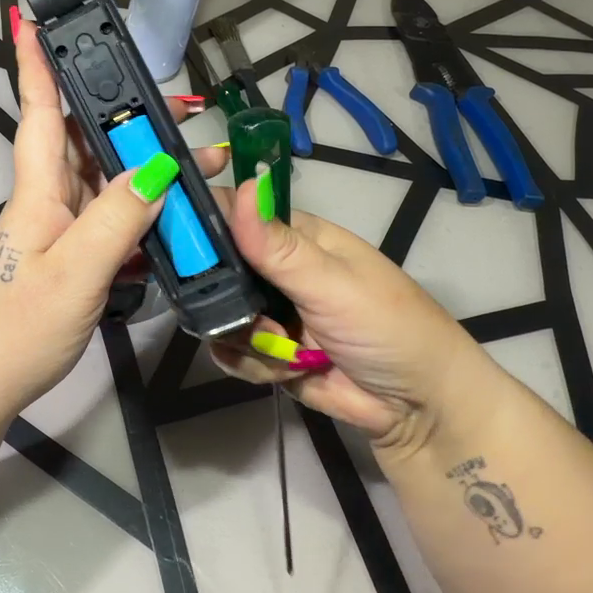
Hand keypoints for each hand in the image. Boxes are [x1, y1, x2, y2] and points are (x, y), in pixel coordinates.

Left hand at [0, 17, 227, 416]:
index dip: (36, 65)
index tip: (31, 20)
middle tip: (185, 102)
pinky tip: (178, 210)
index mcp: (37, 193)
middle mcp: (47, 199)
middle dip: (128, 115)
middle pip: (84, 140)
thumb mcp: (75, 274)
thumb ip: (117, 220)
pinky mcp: (71, 252)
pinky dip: (144, 207)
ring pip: (105, 178)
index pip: (36, 114)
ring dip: (147, 164)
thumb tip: (159, 169)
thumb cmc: (20, 329)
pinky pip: (111, 215)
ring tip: (205, 157)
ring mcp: (59, 227)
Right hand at [210, 182, 490, 453]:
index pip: (232, 212)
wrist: (418, 409)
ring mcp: (267, 311)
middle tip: (247, 314)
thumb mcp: (331, 284)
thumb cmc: (387, 328)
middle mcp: (274, 270)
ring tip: (282, 350)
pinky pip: (229, 351)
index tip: (175, 241)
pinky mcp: (265, 351)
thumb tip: (245, 183)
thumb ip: (277, 245)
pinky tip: (280, 372)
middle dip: (220, 296)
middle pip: (213, 268)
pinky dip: (248, 364)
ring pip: (217, 313)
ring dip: (243, 337)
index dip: (200, 222)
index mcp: (294, 237)